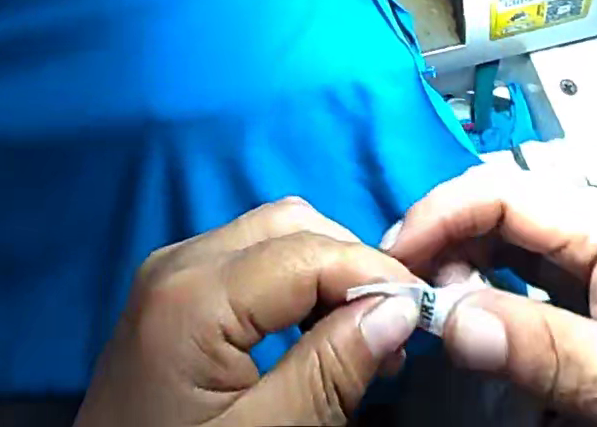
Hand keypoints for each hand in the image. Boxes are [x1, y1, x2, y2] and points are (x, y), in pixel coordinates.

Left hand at [75, 198, 422, 426]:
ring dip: (324, 265)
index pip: (302, 252)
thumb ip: (329, 374)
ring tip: (363, 330)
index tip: (425, 309)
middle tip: (394, 325)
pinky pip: (247, 253)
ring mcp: (172, 264)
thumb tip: (398, 309)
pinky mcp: (174, 281)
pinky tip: (314, 324)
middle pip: (286, 222)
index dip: (370, 272)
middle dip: (348, 261)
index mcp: (191, 295)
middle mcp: (179, 258)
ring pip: (269, 229)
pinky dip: (292, 275)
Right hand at [385, 164, 596, 426]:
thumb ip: (551, 348)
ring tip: (442, 317)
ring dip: (461, 273)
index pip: (499, 193)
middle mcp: (595, 243)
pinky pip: (522, 290)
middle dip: (443, 243)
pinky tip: (480, 330)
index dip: (439, 213)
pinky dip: (487, 302)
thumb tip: (447, 316)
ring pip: (501, 250)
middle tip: (409, 295)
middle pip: (492, 215)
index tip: (395, 258)